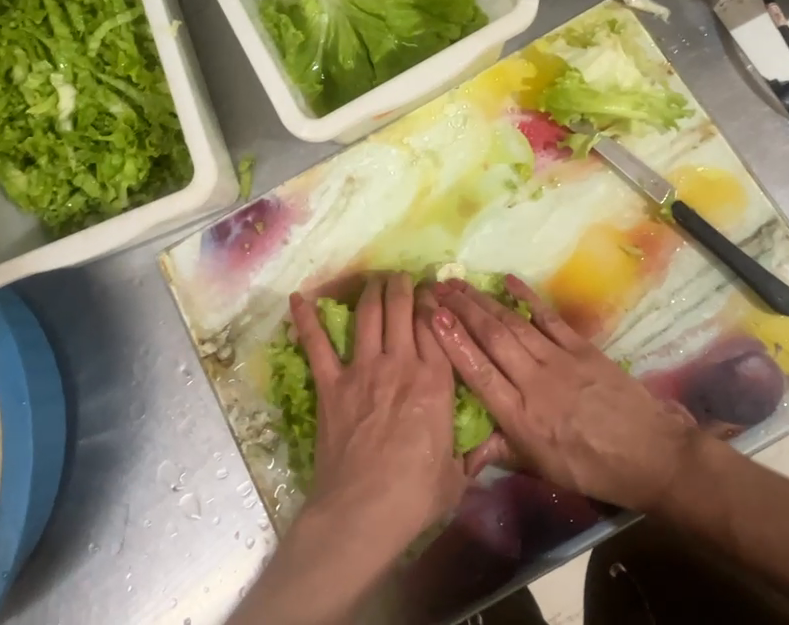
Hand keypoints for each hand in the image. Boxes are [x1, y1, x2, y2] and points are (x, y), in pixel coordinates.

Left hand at [291, 274, 464, 549]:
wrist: (364, 511)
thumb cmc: (416, 497)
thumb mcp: (457, 476)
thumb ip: (471, 455)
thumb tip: (489, 448)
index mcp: (436, 382)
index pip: (435, 327)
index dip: (432, 304)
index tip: (431, 292)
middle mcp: (400, 365)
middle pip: (401, 311)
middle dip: (402, 287)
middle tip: (401, 277)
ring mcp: (362, 371)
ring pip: (368, 316)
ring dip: (371, 293)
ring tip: (374, 280)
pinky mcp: (331, 385)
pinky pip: (316, 344)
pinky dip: (306, 319)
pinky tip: (298, 298)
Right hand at [426, 276, 697, 510]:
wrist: (652, 455)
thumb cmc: (591, 468)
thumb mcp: (542, 469)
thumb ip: (501, 452)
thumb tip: (461, 453)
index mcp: (521, 417)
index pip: (479, 373)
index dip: (453, 343)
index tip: (431, 316)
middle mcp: (535, 383)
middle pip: (492, 339)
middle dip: (461, 310)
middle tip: (435, 288)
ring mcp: (560, 361)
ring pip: (514, 324)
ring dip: (483, 301)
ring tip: (458, 282)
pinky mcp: (582, 348)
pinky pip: (548, 318)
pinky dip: (527, 297)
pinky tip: (507, 280)